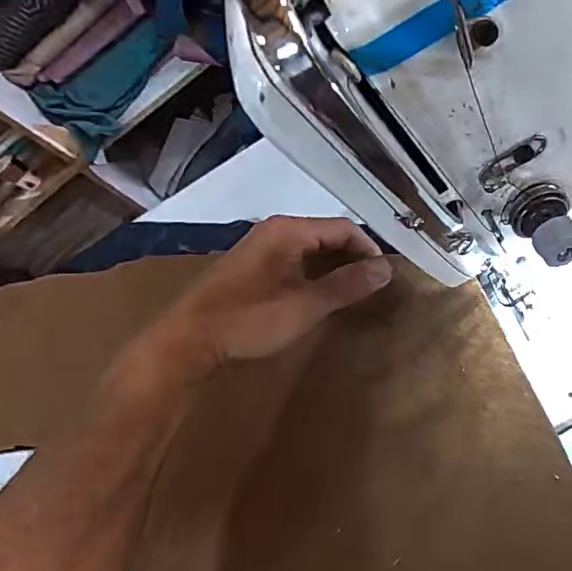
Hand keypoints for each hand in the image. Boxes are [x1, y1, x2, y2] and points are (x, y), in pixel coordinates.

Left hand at [129, 216, 392, 382]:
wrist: (185, 342)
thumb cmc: (248, 320)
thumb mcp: (306, 305)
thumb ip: (348, 285)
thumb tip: (386, 269)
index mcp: (288, 231)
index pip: (344, 228)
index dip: (369, 249)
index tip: (384, 276)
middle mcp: (274, 230)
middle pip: (328, 234)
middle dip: (354, 257)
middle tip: (373, 284)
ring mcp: (259, 247)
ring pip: (311, 248)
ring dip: (335, 266)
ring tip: (353, 291)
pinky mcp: (250, 266)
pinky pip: (295, 259)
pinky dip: (315, 272)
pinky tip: (320, 294)